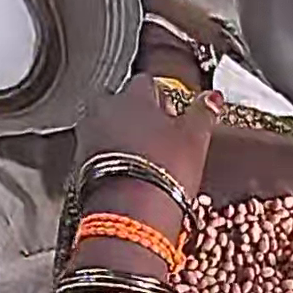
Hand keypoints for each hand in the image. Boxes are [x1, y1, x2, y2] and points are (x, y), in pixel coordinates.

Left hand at [77, 73, 220, 201]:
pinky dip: (110, 159)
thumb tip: (213, 98)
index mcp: (134, 95)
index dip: (163, 101)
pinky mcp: (80, 162)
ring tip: (141, 161)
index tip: (173, 118)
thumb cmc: (165, 170)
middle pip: (122, 103)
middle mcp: (105, 107)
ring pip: (107, 127)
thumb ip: (203, 114)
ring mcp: (89, 134)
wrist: (132, 208)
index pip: (148, 84)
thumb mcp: (195, 139)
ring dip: (121, 138)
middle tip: (155, 141)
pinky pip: (96, 153)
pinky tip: (126, 174)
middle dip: (136, 117)